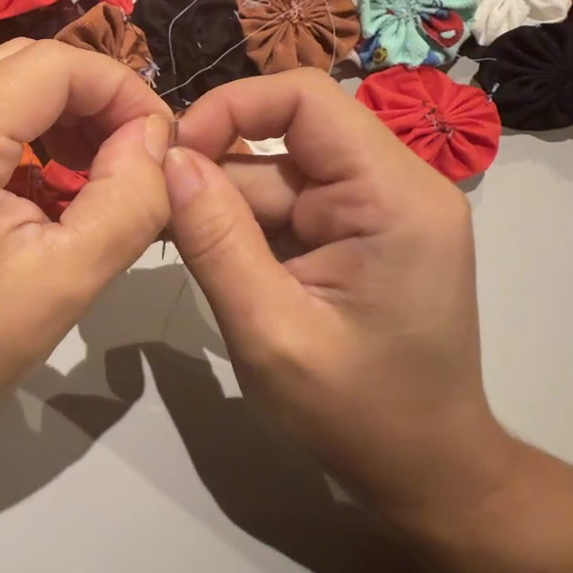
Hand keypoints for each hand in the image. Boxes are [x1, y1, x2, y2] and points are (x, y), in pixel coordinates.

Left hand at [0, 39, 172, 465]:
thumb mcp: (65, 282)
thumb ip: (129, 200)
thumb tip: (155, 136)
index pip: (50, 66)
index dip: (118, 89)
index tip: (157, 140)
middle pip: (18, 59)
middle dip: (86, 93)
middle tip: (128, 153)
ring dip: (49, 101)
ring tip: (88, 159)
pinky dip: (9, 115)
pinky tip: (37, 163)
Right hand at [163, 69, 518, 524]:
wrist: (423, 473)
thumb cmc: (357, 414)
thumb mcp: (270, 331)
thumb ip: (216, 240)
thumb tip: (169, 156)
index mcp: (394, 197)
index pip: (306, 99)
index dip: (230, 108)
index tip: (172, 154)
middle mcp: (390, 186)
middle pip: (282, 140)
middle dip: (212, 171)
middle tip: (148, 211)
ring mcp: (371, 210)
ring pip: (271, 174)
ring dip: (216, 204)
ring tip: (167, 243)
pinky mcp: (350, 233)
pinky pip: (279, 205)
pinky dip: (235, 226)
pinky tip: (203, 255)